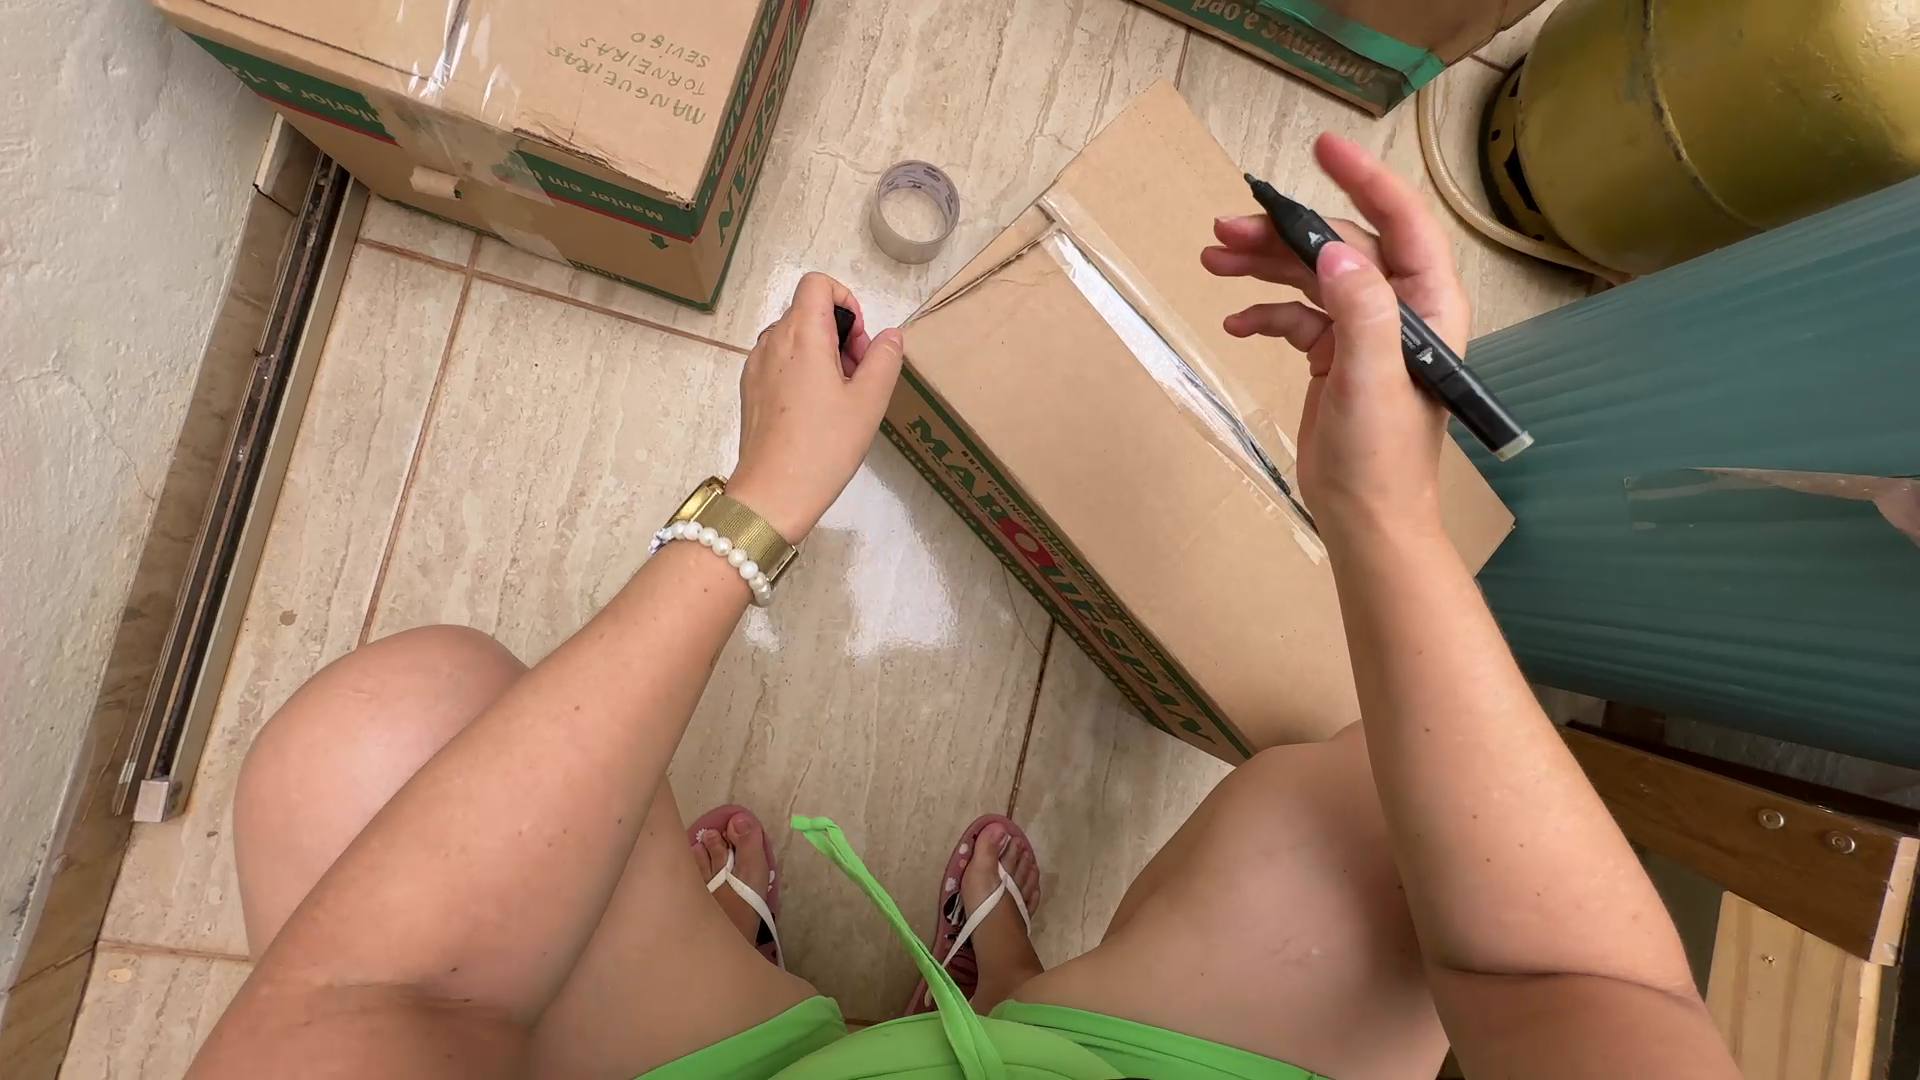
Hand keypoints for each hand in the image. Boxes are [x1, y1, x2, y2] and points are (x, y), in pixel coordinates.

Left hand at [728, 273, 904, 540]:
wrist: (773, 494)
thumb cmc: (825, 446)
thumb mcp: (869, 402)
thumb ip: (885, 359)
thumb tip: (891, 335)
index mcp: (802, 334)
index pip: (818, 283)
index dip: (847, 301)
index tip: (861, 343)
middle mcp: (772, 341)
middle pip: (808, 311)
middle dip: (841, 334)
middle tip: (860, 378)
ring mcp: (756, 366)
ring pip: (795, 339)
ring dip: (823, 355)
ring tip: (840, 400)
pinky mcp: (750, 391)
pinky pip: (781, 363)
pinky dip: (803, 373)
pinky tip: (816, 414)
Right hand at [1202, 134, 1468, 544]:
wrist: (1362, 513)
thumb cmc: (1378, 455)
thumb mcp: (1371, 380)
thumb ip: (1362, 311)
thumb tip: (1333, 251)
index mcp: (1423, 305)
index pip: (1398, 223)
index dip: (1362, 181)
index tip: (1321, 149)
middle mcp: (1395, 309)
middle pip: (1337, 249)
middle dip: (1281, 234)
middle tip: (1224, 228)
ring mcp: (1360, 333)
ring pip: (1309, 280)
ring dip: (1262, 269)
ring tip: (1213, 261)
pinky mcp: (1332, 357)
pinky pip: (1294, 319)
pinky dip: (1263, 316)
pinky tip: (1236, 324)